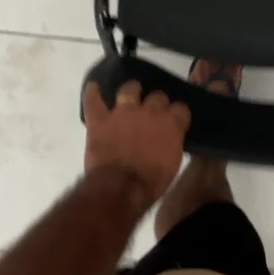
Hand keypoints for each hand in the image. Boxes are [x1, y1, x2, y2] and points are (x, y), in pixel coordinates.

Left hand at [83, 81, 189, 209]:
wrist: (122, 187)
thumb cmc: (152, 181)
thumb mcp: (173, 164)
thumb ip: (172, 144)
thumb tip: (169, 139)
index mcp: (171, 124)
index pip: (181, 109)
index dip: (178, 113)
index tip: (176, 119)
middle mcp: (149, 112)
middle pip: (157, 97)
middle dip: (157, 102)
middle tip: (154, 111)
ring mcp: (123, 113)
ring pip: (128, 90)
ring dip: (131, 89)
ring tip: (131, 90)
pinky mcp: (100, 120)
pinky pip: (94, 101)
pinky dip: (92, 93)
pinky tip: (93, 87)